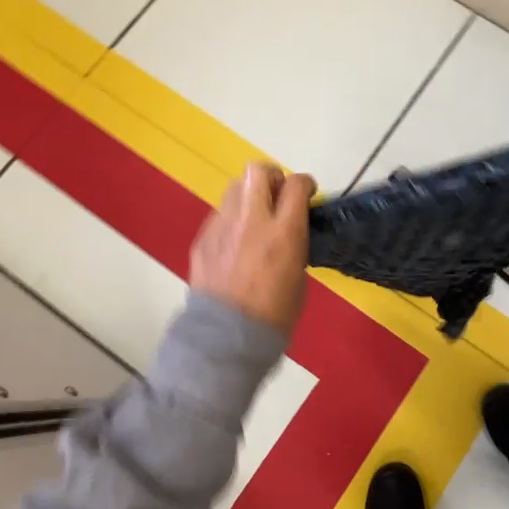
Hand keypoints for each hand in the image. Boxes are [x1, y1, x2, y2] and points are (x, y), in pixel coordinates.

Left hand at [190, 162, 317, 333]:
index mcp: (284, 232)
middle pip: (258, 170)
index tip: (306, 194)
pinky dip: (231, 221)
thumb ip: (293, 243)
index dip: (304, 184)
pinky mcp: (202, 239)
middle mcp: (252, 220)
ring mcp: (222, 226)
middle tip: (277, 196)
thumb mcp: (298, 275)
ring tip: (253, 218)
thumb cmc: (275, 315)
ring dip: (249, 195)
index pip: (296, 184)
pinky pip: (220, 215)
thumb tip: (288, 232)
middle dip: (272, 176)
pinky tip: (234, 245)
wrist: (227, 338)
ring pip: (235, 187)